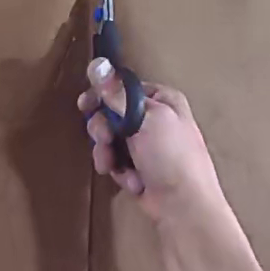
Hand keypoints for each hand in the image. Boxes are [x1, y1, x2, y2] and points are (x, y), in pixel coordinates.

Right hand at [78, 59, 226, 223]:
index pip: (123, 88)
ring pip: (111, 140)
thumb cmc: (171, 157)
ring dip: (109, 155)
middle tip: (105, 142)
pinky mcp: (140, 168)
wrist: (184, 207)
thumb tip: (97, 63)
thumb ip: (117, 94)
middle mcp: (155, 118)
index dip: (102, 96)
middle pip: (112, 114)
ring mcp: (148, 145)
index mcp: (162, 100)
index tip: (85, 106)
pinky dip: (120, 172)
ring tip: (117, 168)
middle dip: (103, 131)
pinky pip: (117, 161)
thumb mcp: (143, 119)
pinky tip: (133, 182)